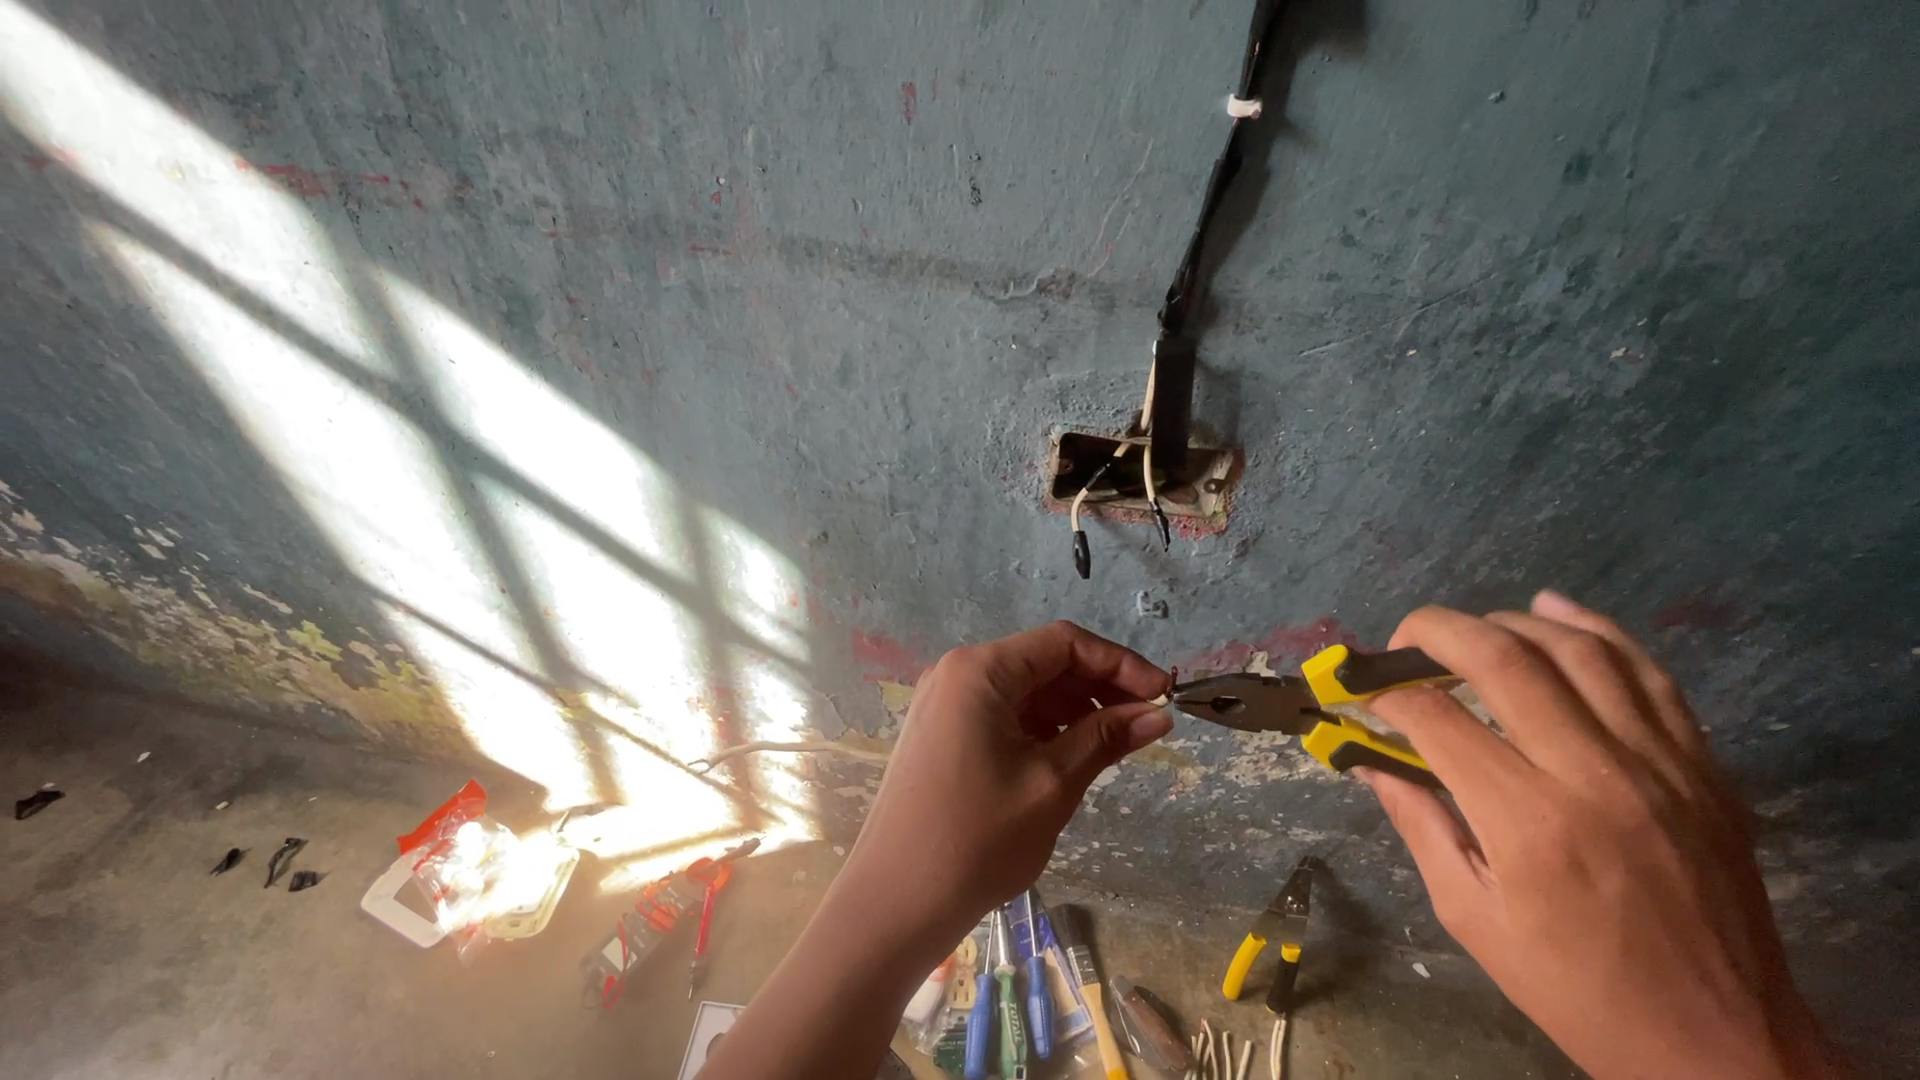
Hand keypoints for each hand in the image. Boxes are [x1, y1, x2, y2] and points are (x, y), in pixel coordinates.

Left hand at [837, 620, 1171, 954]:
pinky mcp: (942, 733)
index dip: (1119, 663)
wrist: (895, 901)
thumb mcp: (1052, 784)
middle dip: (1097, 687)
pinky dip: (1041, 728)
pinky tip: (1070, 756)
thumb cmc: (977, 838)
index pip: (1063, 643)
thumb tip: (1158, 715)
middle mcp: (957, 673)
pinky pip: (1003, 714)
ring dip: (1072, 709)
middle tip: (1144, 723)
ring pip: (1024, 690)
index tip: (1162, 693)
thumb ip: (1105, 738)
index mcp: (980, 670)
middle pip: (1043, 662)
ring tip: (1113, 745)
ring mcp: (944, 703)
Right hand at [1360, 592, 1843, 1078]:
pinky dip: (1595, 627)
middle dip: (1433, 633)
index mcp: (1525, 819)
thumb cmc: (1573, 985)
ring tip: (1466, 631)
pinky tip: (1550, 607)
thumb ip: (1419, 824)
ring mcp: (1659, 763)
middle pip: (1503, 660)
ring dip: (1506, 624)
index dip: (1385, 694)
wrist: (1720, 1041)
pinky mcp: (1702, 766)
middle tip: (1400, 643)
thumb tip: (1370, 761)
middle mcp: (1592, 774)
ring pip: (1576, 650)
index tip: (1361, 694)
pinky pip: (1649, 672)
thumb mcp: (1471, 915)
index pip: (1434, 717)